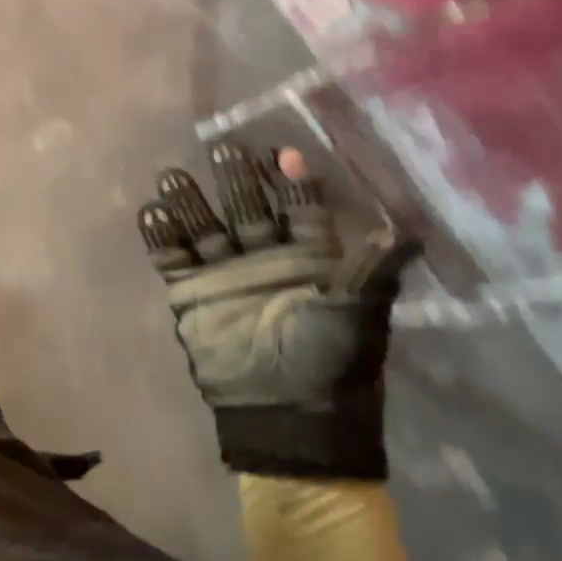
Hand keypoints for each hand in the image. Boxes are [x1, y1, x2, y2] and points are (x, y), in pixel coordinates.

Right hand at [137, 143, 418, 480]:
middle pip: (246, 207)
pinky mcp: (189, 290)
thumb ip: (372, 268)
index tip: (283, 154)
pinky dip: (160, 234)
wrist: (284, 412)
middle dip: (235, 179)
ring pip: (204, 224)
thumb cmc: (329, 360)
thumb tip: (408, 228)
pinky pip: (170, 254)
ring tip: (174, 176)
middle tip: (223, 148)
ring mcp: (223, 272)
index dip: (293, 183)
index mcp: (310, 260)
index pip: (299, 209)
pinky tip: (153, 212)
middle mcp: (264, 258)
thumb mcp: (356, 311)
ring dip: (190, 200)